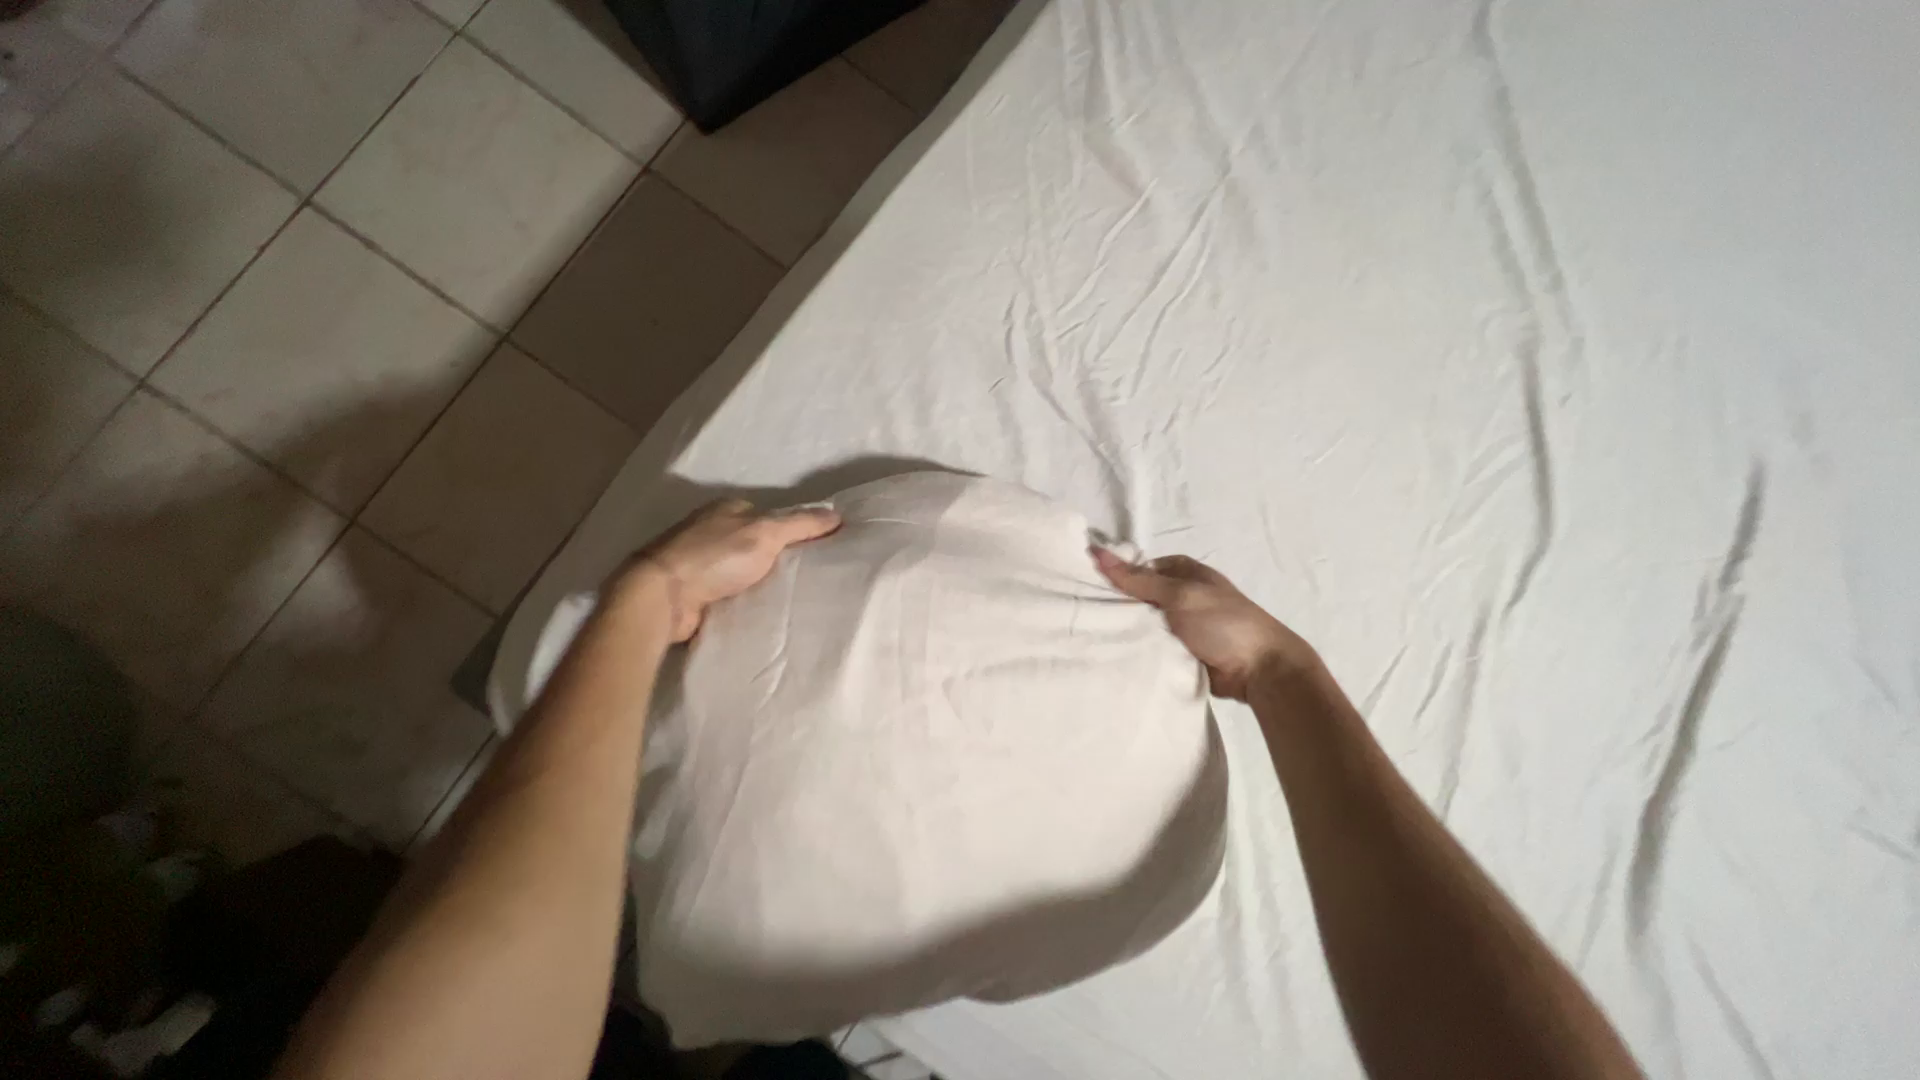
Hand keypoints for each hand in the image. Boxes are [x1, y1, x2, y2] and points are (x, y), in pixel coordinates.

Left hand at [623, 499, 840, 641]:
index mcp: (727, 509)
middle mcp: (713, 531)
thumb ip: (800, 524)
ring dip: (764, 582)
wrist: (662, 598)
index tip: (820, 550)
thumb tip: (837, 514)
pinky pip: (732, 593)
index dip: (796, 530)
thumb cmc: (714, 558)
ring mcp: (702, 562)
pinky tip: (765, 610)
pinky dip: (747, 600)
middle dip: (781, 558)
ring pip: (745, 570)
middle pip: (759, 543)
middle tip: (812, 577)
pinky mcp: (696, 591)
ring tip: (796, 598)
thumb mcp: (765, 533)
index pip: (772, 516)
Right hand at [1092, 548, 1318, 699]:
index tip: (1088, 585)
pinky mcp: (1181, 653)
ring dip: (1127, 631)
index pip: (1141, 568)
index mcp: (1185, 572)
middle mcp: (1182, 596)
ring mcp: (1182, 626)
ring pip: (1144, 625)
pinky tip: (1112, 654)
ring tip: (1091, 635)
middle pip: (1140, 597)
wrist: (1259, 669)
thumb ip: (1137, 579)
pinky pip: (1152, 647)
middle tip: (1084, 614)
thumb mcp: (1178, 595)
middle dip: (1119, 606)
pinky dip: (1139, 650)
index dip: (1118, 574)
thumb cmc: (1222, 622)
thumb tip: (1097, 552)